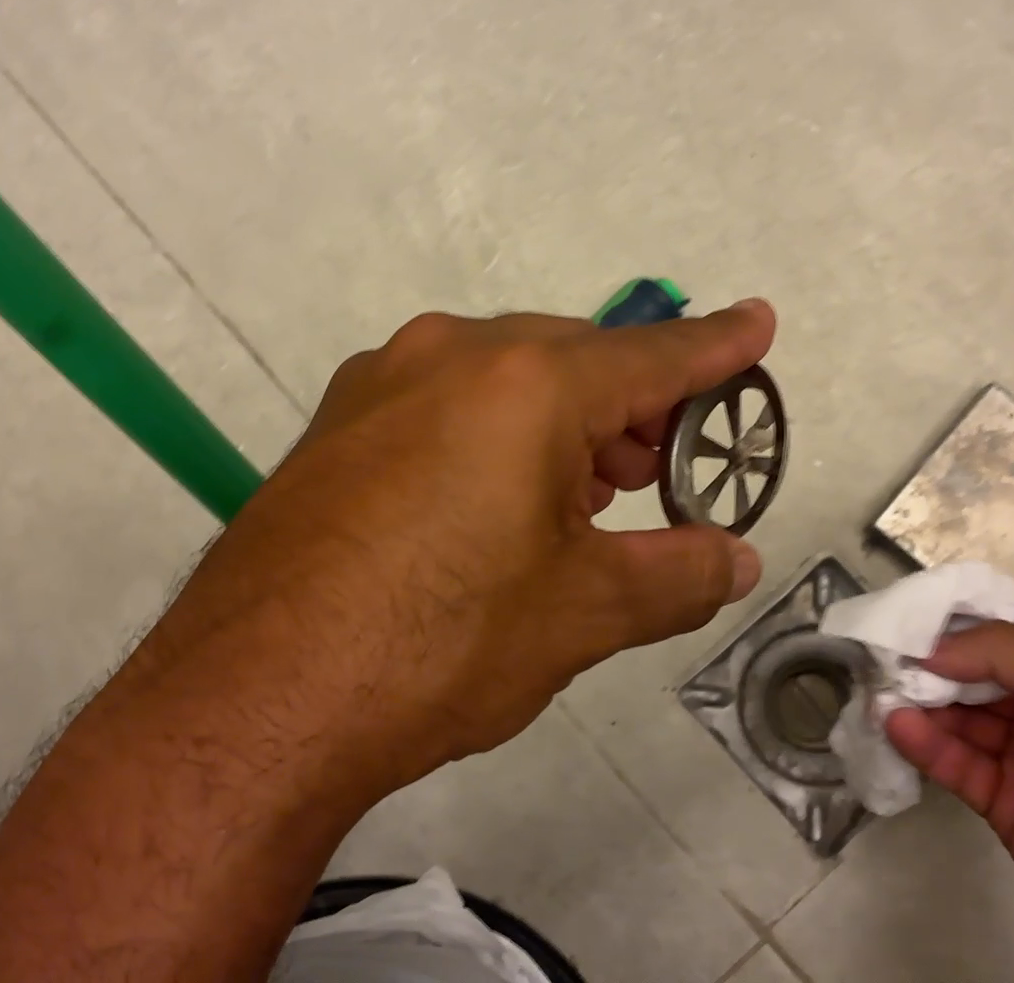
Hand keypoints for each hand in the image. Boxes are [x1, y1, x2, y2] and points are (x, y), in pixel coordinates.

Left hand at [144, 301, 775, 795]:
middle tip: (651, 470)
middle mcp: (445, 355)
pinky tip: (483, 499)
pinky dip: (484, 432)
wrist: (259, 691)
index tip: (755, 321)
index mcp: (523, 383)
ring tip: (574, 493)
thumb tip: (735, 558)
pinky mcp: (331, 426)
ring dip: (553, 422)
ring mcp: (375, 384)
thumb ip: (674, 574)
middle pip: (568, 361)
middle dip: (625, 408)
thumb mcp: (579, 613)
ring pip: (497, 379)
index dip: (713, 347)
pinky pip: (436, 404)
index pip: (648, 356)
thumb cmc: (438, 644)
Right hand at [881, 600, 1013, 956]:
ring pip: (959, 713)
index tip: (913, 603)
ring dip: (920, 699)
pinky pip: (954, 759)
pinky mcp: (1001, 794)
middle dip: (932, 657)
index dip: (969, 609)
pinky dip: (923, 741)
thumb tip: (929, 649)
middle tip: (882, 648)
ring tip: (879, 686)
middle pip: (979, 667)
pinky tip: (896, 726)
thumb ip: (999, 651)